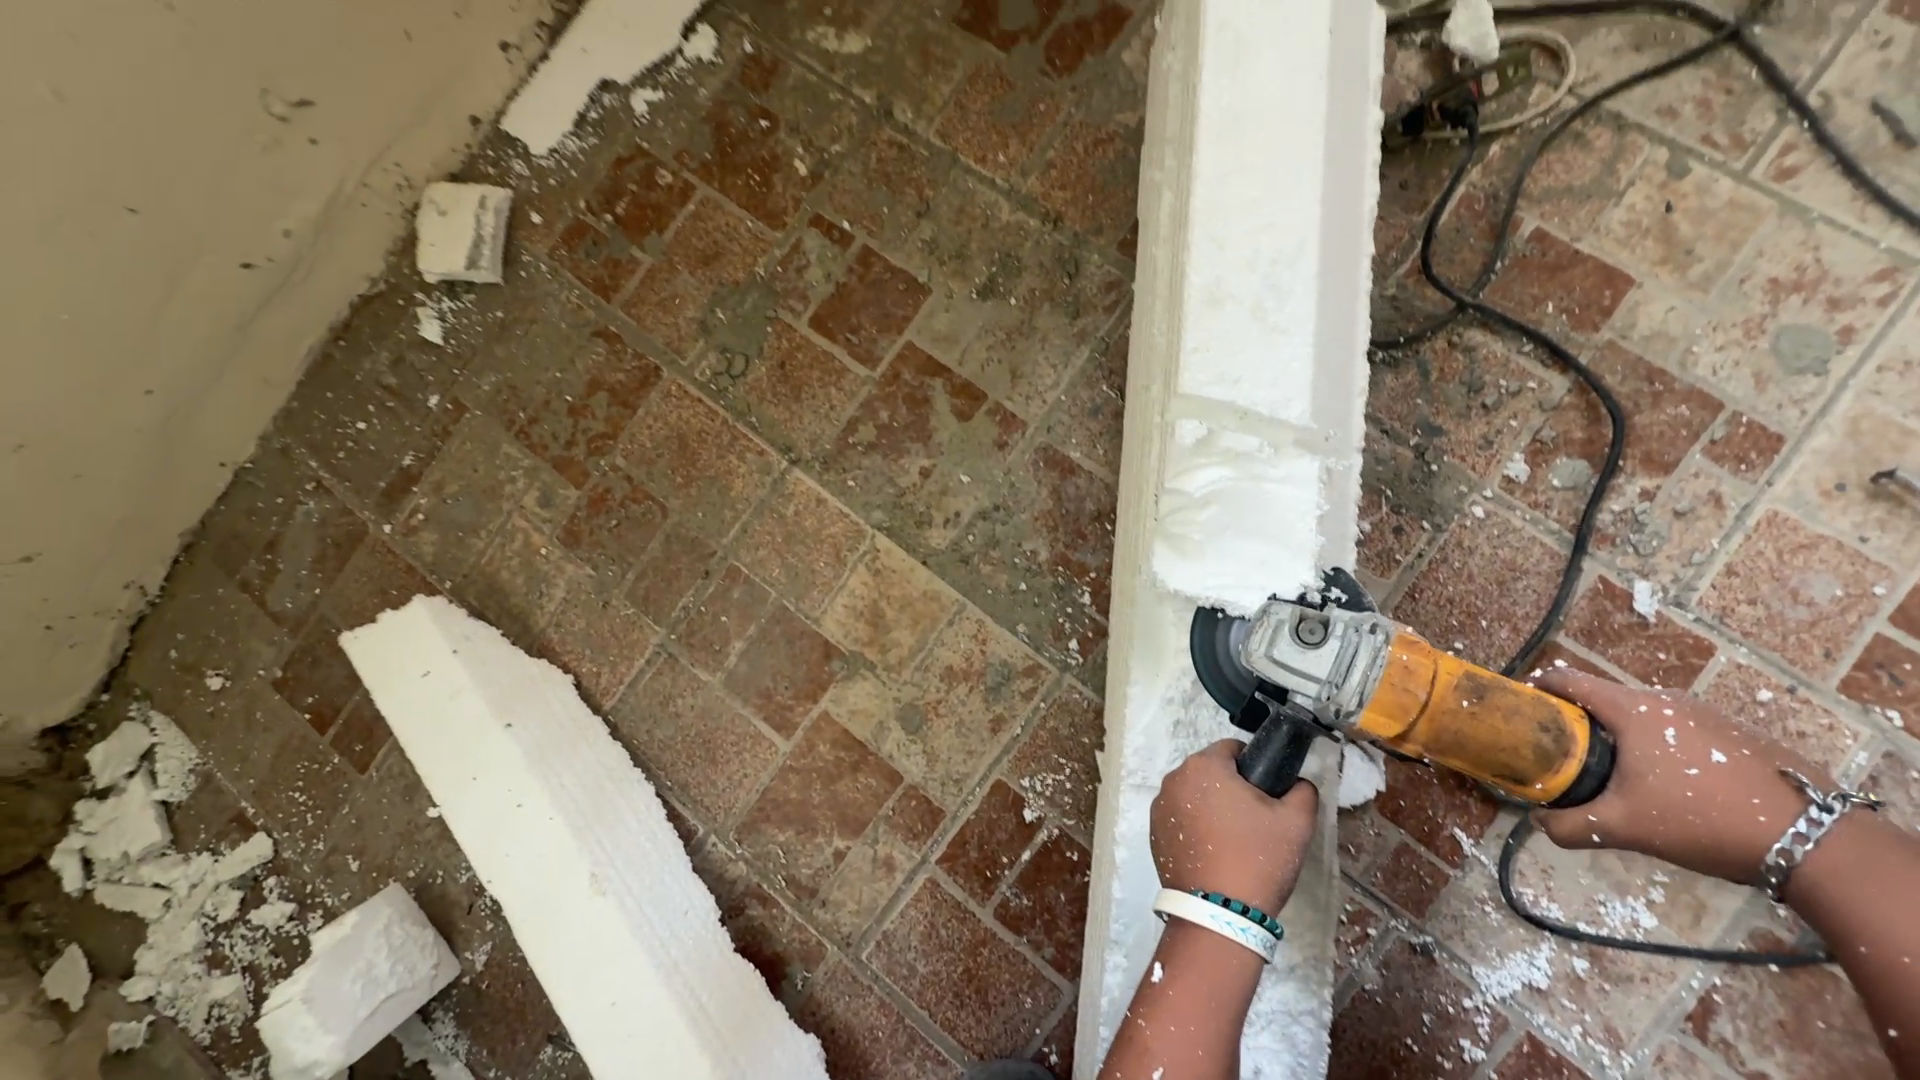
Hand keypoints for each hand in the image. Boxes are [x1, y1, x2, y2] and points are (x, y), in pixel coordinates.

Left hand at [1151, 740, 1319, 913]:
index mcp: (1203, 766)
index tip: (1268, 794)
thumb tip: (1296, 783)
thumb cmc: (1258, 858)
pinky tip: (1214, 854)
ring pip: (1195, 796)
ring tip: (1235, 841)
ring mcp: (1158, 808)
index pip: (1233, 749)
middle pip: (1211, 773)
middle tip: (1256, 821)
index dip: (1254, 767)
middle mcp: (1173, 780)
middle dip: (1232, 788)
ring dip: (1212, 808)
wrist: (1220, 914)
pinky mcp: (1153, 835)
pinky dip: (1195, 829)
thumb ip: (1302, 790)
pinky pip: (1180, 820)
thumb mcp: (1297, 821)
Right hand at [1531, 669, 1826, 885]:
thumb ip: (1569, 825)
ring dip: (1622, 737)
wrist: (1814, 839)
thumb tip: (1538, 823)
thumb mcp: (1624, 828)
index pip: (1569, 680)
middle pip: (1606, 699)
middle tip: (1566, 755)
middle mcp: (1668, 701)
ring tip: (1617, 775)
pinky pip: (1679, 731)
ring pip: (1645, 717)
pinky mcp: (1737, 735)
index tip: (1523, 708)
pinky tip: (1670, 786)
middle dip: (1580, 723)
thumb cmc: (1701, 819)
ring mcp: (1708, 715)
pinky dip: (1660, 748)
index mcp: (1633, 710)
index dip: (1539, 688)